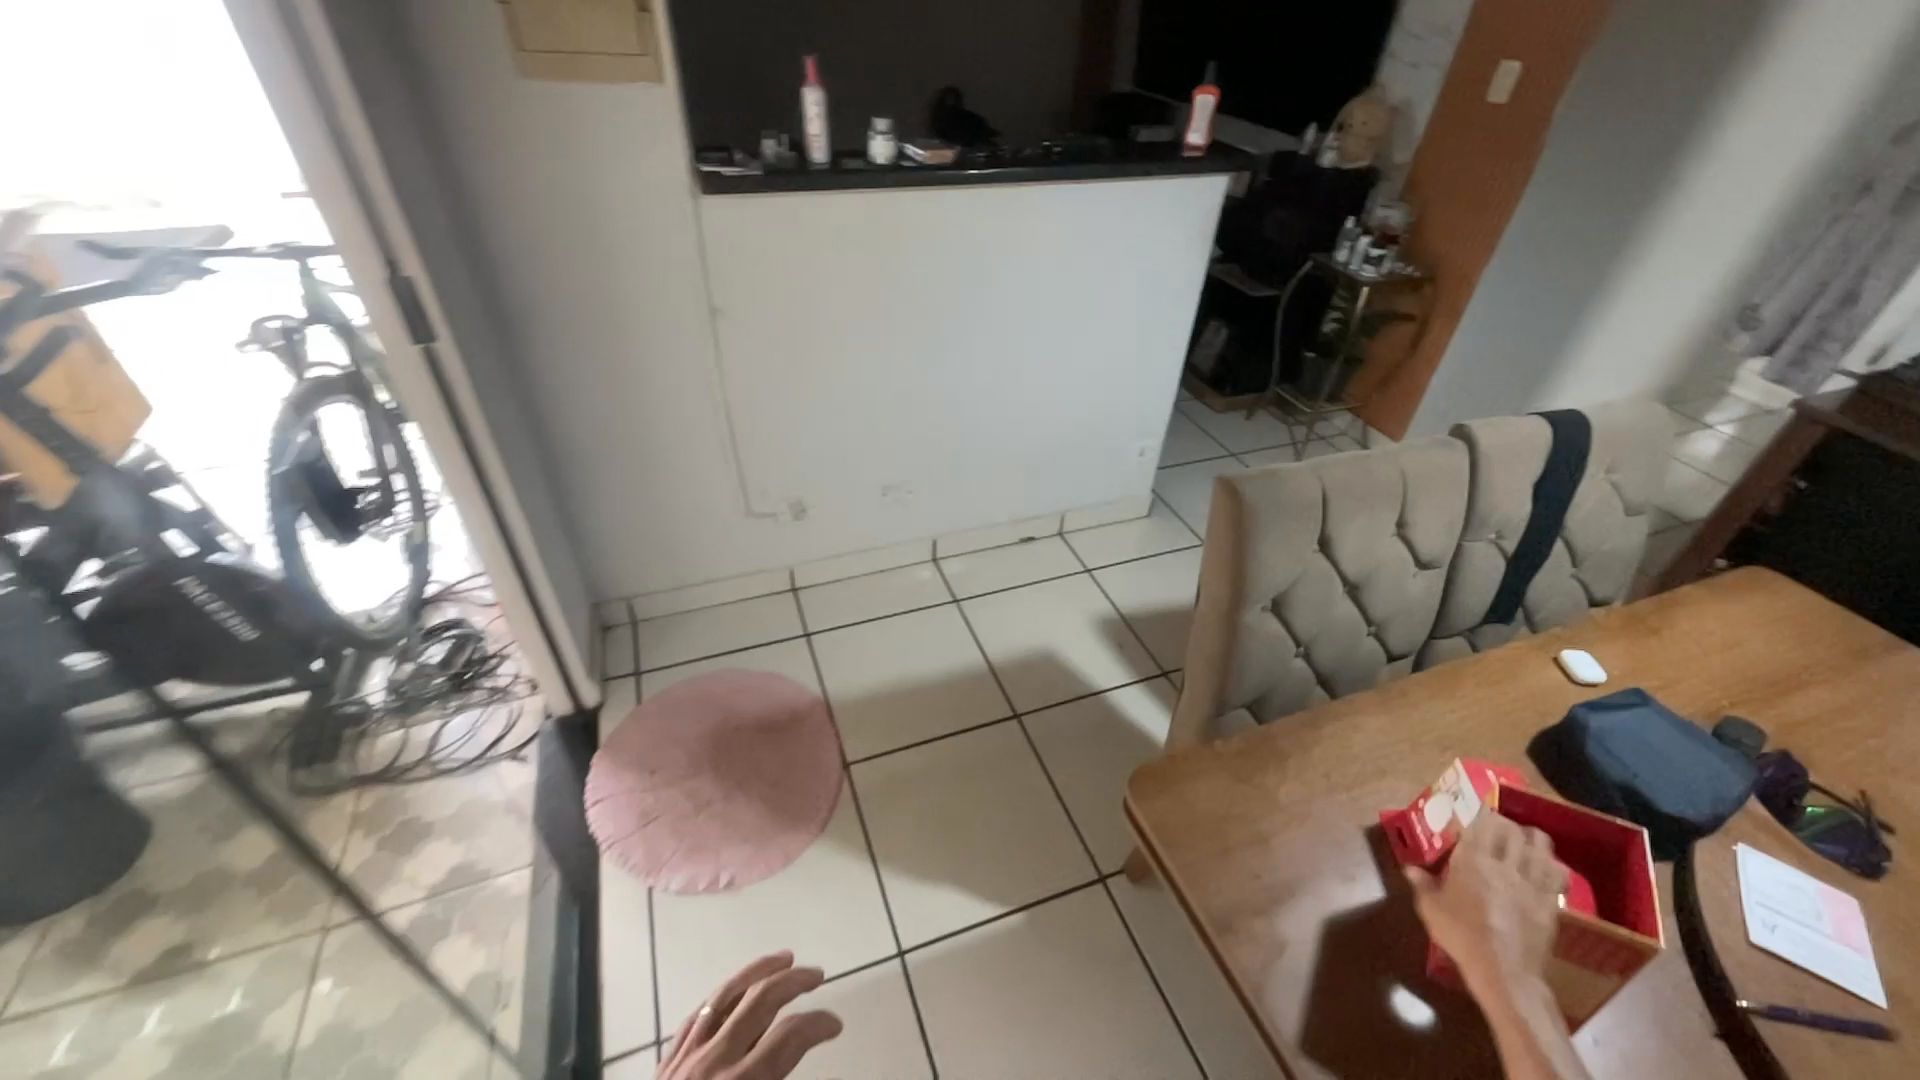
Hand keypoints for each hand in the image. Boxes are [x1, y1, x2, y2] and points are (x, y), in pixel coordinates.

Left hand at [657, 952, 842, 1079]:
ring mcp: (685, 1060)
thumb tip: (794, 1060)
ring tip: (783, 959)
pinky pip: (695, 1018)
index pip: (790, 1037)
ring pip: (724, 996)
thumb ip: (777, 1077)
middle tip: (817, 975)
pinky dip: (718, 999)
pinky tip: (730, 994)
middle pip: (760, 1001)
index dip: (818, 1024)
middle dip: (793, 981)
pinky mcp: (665, 1066)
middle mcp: (714, 1063)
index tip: (835, 1024)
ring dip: (757, 972)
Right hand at [1405, 814, 1566, 1002]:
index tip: (1472, 812)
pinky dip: (1551, 865)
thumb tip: (1409, 869)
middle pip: (1512, 830)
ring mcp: (1531, 883)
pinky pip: (1558, 874)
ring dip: (1531, 839)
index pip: (1481, 823)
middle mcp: (1503, 865)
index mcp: (1472, 861)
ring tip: (1523, 841)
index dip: (1479, 812)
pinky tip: (1544, 868)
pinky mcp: (1549, 902)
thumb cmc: (1461, 937)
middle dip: (1505, 823)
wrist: (1503, 971)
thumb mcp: (1431, 910)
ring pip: (1540, 847)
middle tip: (1496, 828)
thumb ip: (1422, 885)